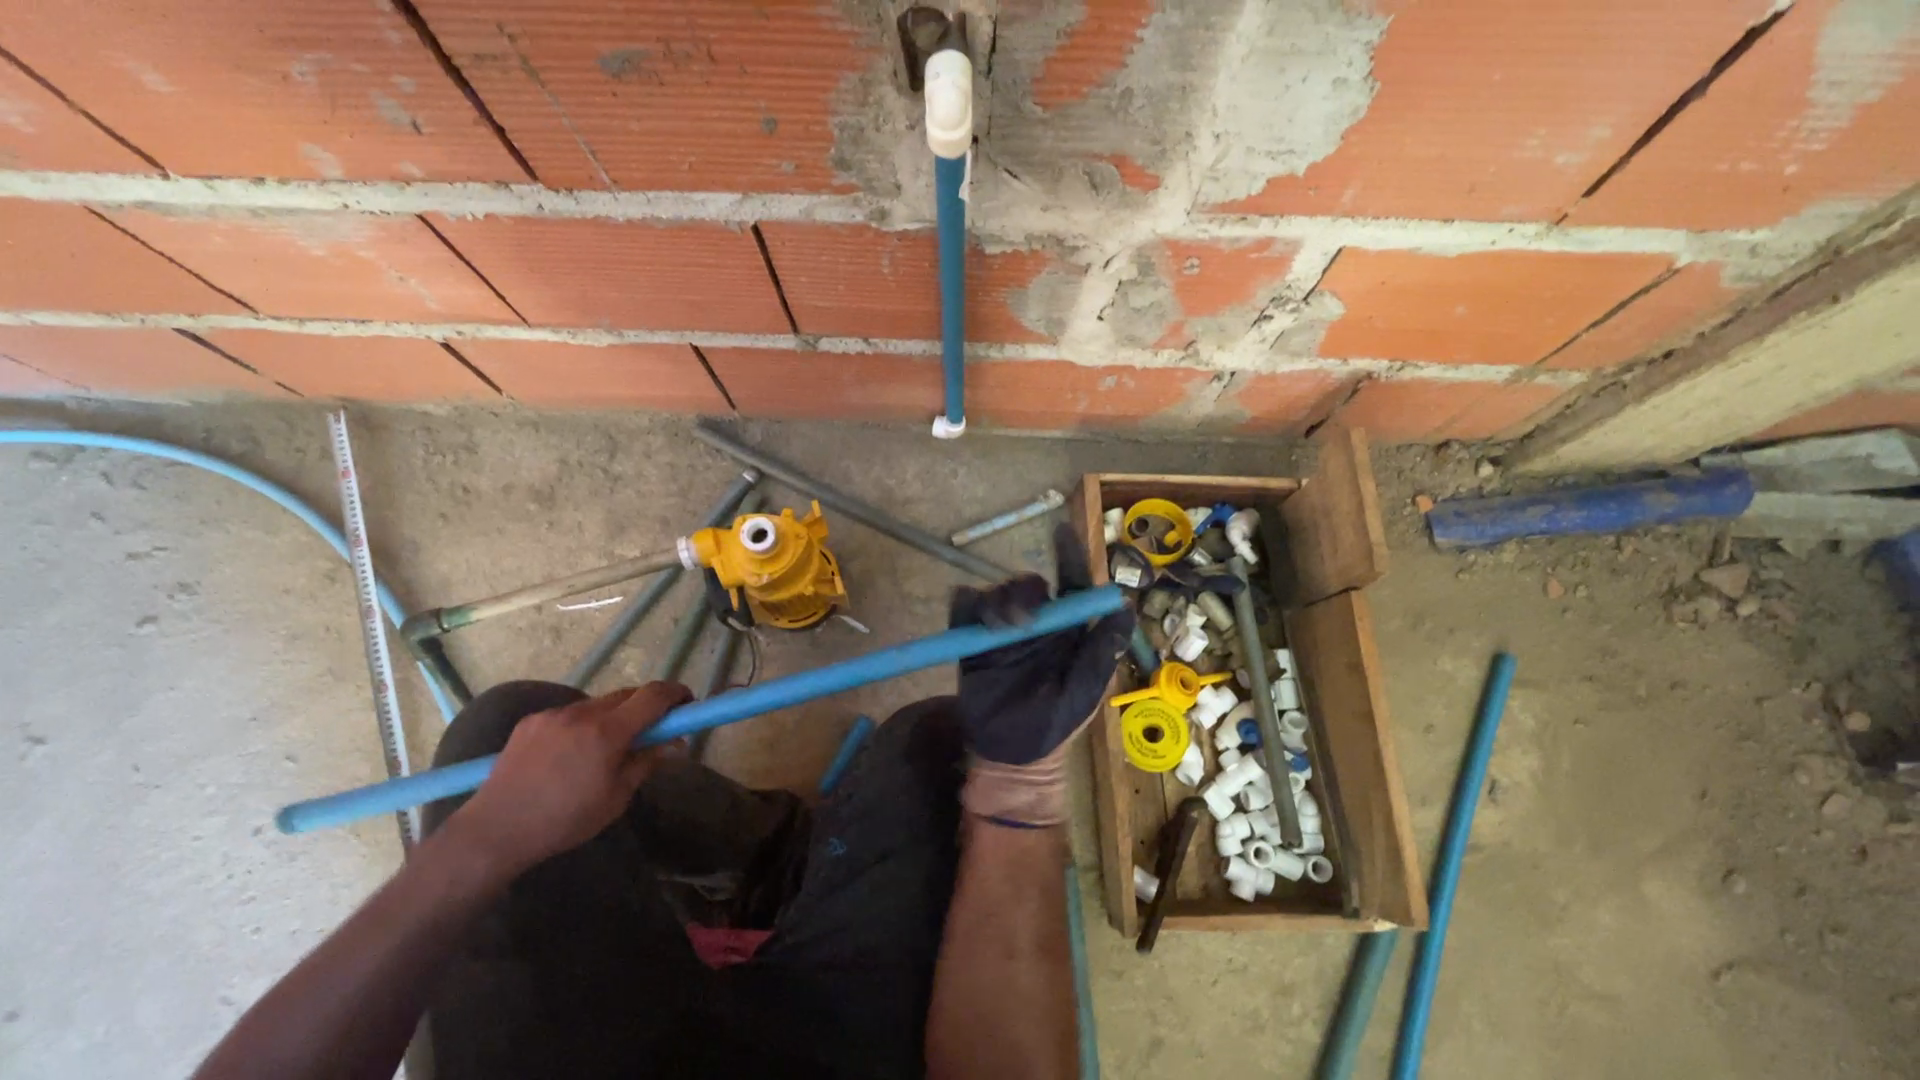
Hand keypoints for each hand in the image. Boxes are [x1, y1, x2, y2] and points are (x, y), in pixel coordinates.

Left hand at [449, 682, 691, 873]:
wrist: (496, 830)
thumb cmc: (565, 820)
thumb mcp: (616, 796)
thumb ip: (647, 762)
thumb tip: (675, 742)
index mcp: (608, 732)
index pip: (653, 695)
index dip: (676, 694)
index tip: (688, 703)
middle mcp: (582, 712)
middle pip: (627, 695)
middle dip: (646, 706)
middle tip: (654, 731)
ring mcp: (553, 714)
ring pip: (597, 704)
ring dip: (614, 716)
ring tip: (609, 748)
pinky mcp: (531, 722)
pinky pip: (569, 714)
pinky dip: (583, 724)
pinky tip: (574, 753)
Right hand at [949, 523, 1132, 824]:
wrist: (1011, 756)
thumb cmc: (1056, 725)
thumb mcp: (1086, 689)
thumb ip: (1102, 651)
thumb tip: (1125, 607)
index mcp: (1069, 631)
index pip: (1072, 584)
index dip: (1068, 555)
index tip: (1060, 530)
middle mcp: (1037, 624)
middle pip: (1030, 586)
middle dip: (1025, 591)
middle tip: (1022, 618)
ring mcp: (1002, 631)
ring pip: (998, 593)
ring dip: (999, 601)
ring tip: (1001, 629)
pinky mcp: (972, 641)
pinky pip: (965, 609)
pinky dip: (967, 604)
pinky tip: (975, 621)